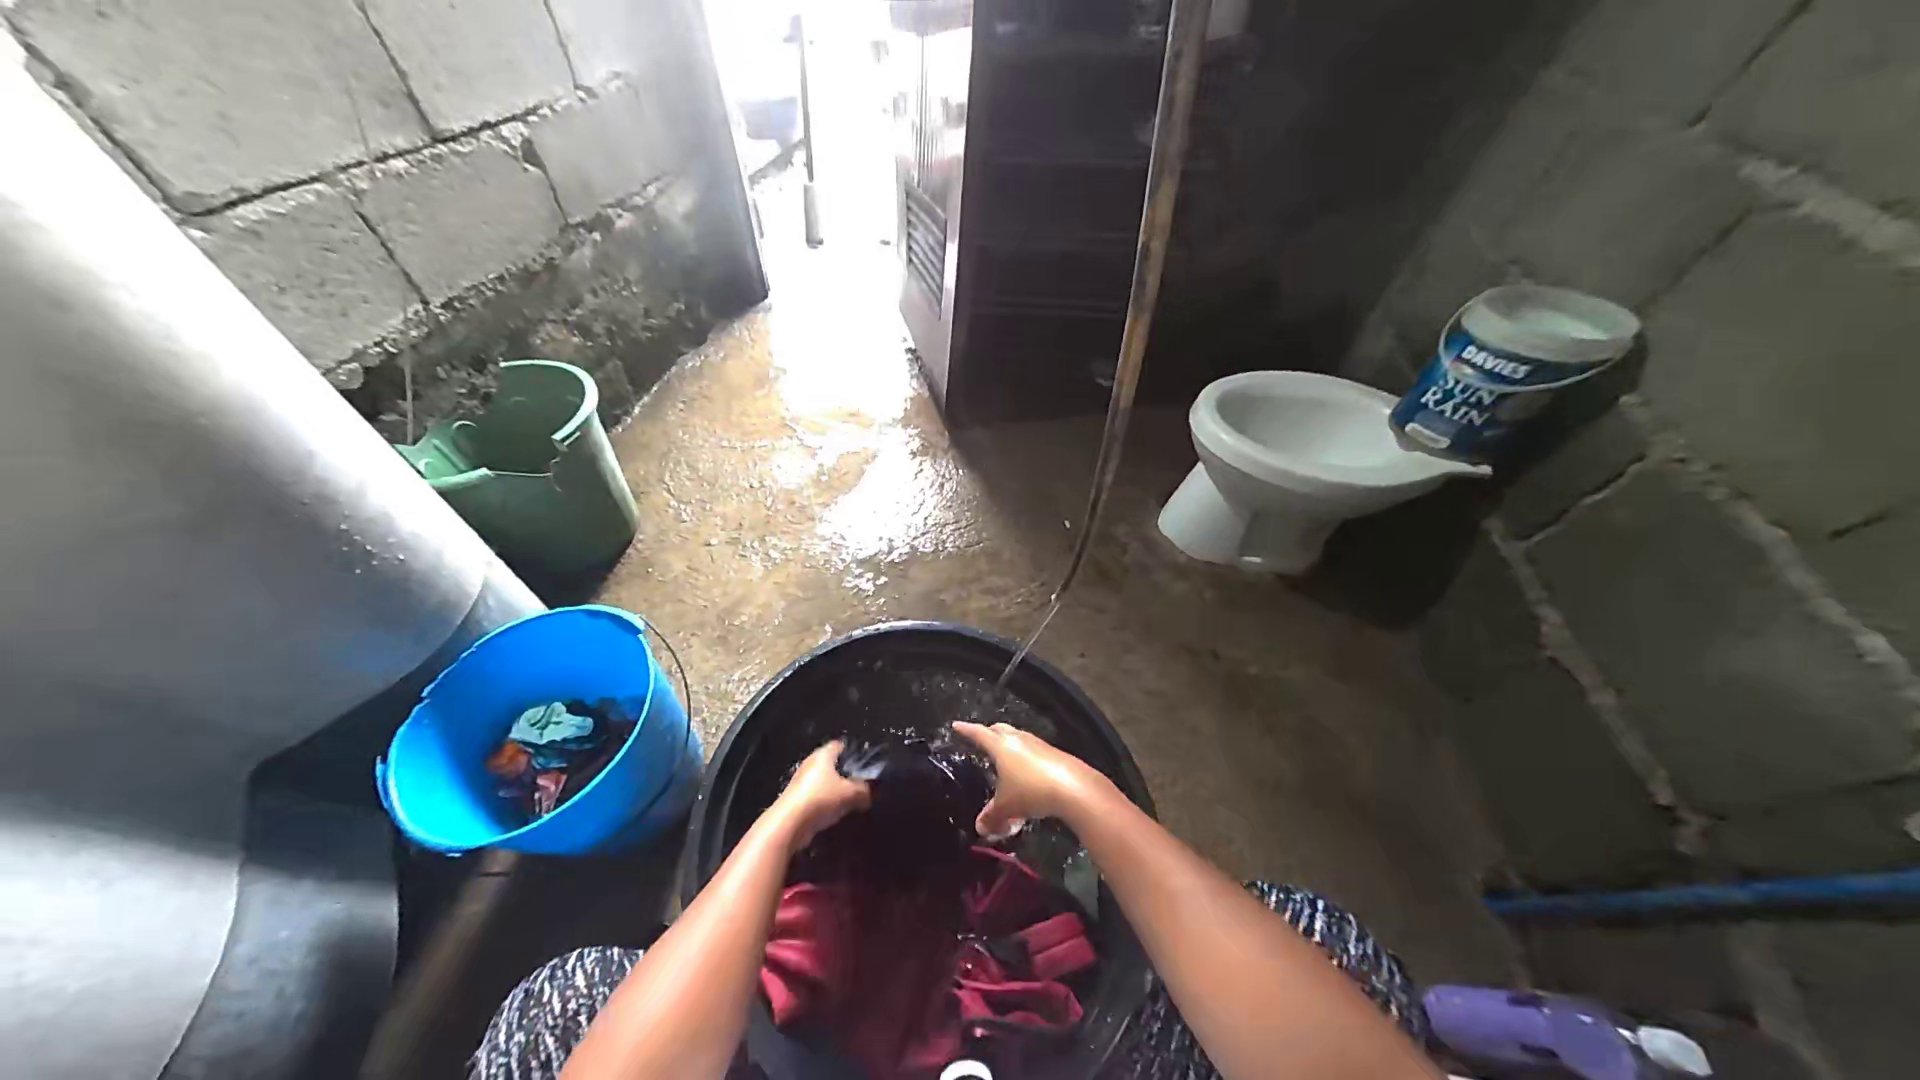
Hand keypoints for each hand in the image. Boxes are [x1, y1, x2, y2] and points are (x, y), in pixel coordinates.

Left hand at [770, 740, 871, 849]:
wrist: (789, 824)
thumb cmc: (821, 799)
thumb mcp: (850, 793)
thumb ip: (863, 790)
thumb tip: (868, 793)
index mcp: (822, 754)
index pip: (840, 745)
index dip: (854, 752)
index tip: (866, 764)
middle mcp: (810, 763)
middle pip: (832, 764)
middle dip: (846, 774)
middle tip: (861, 785)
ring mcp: (801, 781)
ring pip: (824, 781)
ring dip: (836, 790)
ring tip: (851, 801)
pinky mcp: (796, 799)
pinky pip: (817, 796)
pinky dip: (826, 802)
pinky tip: (835, 813)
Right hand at [952, 721, 1108, 836]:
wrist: (1074, 788)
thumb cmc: (1031, 791)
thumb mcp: (1007, 807)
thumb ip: (992, 816)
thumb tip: (981, 827)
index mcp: (1001, 746)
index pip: (979, 733)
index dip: (966, 730)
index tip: (957, 725)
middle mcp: (1019, 740)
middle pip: (1000, 730)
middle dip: (989, 733)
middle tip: (981, 739)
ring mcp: (1038, 745)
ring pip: (1019, 739)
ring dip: (1009, 746)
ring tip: (1004, 758)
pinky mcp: (1054, 755)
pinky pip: (1033, 752)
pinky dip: (1025, 759)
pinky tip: (1027, 773)